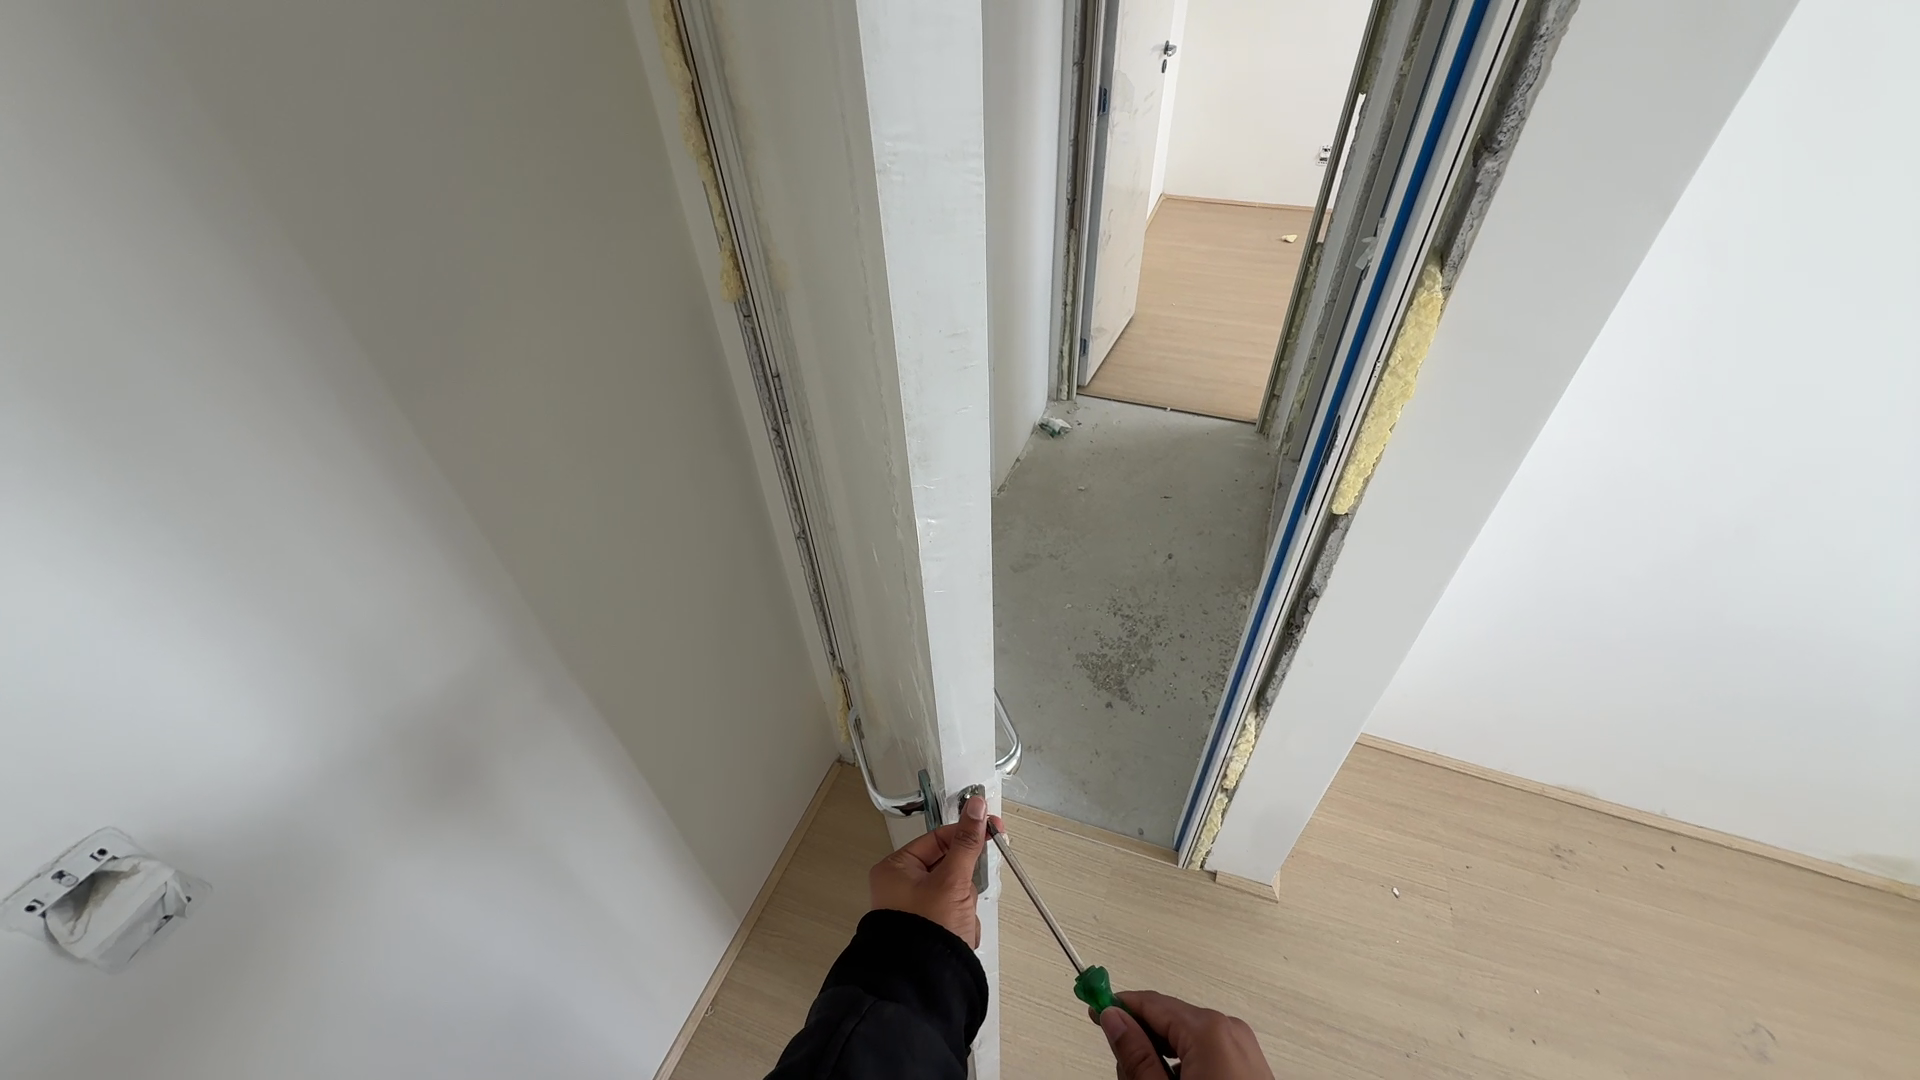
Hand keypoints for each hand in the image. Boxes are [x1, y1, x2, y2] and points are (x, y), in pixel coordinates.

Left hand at [868, 794, 992, 945]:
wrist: (925, 985)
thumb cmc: (926, 931)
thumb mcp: (953, 880)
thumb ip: (967, 842)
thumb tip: (975, 808)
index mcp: (896, 869)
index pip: (938, 838)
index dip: (965, 834)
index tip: (989, 826)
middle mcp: (901, 887)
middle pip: (949, 865)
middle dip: (964, 882)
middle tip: (964, 892)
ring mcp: (916, 909)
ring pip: (956, 890)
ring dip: (965, 904)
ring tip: (958, 919)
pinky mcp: (929, 927)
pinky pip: (954, 911)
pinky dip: (962, 921)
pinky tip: (958, 932)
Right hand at [1097, 990, 1272, 1078]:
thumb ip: (1136, 1056)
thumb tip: (1114, 1020)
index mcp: (1208, 1030)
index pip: (1149, 1002)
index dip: (1117, 1005)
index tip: (1094, 1009)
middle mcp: (1228, 1029)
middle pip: (1166, 1020)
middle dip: (1141, 1042)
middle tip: (1126, 1074)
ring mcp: (1243, 1048)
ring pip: (1184, 1038)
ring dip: (1162, 1059)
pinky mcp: (1250, 1067)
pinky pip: (1205, 1052)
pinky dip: (1185, 1067)